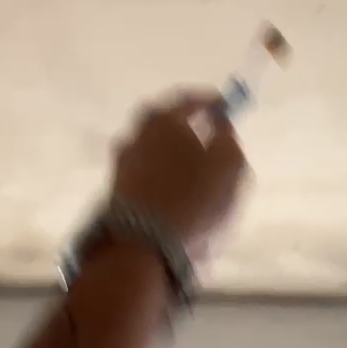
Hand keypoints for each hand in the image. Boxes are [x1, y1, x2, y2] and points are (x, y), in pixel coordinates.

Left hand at [108, 91, 248, 261]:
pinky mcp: (116, 190)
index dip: (209, 102)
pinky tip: (180, 197)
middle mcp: (136, 134)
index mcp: (162, 120)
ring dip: (175, 158)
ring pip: (155, 151)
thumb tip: (220, 123)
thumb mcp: (229, 165)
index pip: (187, 100)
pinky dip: (164, 179)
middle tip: (209, 140)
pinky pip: (147, 175)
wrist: (142, 247)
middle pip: (165, 124)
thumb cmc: (193, 199)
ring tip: (199, 178)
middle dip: (188, 129)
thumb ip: (227, 138)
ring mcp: (122, 162)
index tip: (225, 106)